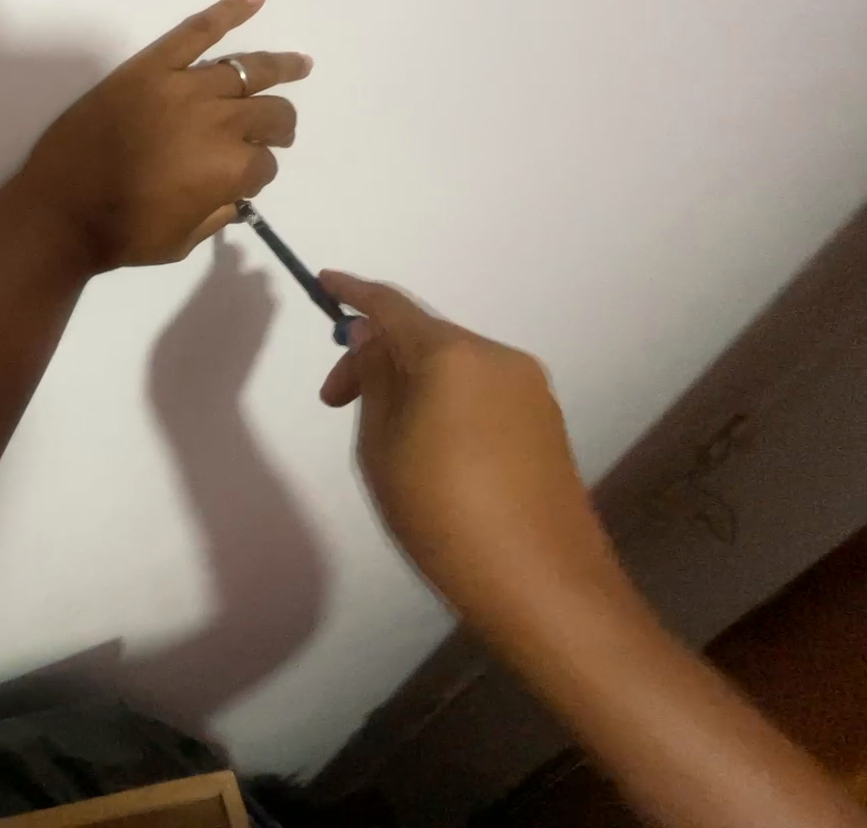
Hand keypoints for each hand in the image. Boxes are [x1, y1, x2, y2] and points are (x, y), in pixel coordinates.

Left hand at [0, 0, 310, 270]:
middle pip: (268, 113)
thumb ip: (216, 215)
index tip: (243, 180)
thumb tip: (235, 196)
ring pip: (245, 70)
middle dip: (277, 127)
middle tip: (276, 132)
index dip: (257, 175)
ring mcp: (182, 87)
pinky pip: (195, 31)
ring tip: (300, 66)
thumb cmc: (121, 235)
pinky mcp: (149, 68)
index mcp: (230, 169)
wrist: (59, 212)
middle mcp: (218, 121)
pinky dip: (229, 11)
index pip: (264, 165)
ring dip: (278, 68)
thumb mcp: (182, 242)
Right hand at [317, 271, 609, 615]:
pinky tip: (425, 444)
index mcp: (452, 356)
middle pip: (421, 336)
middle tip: (336, 401)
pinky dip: (439, 398)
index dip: (352, 292)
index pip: (391, 306)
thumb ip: (373, 379)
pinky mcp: (543, 422)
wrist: (541, 585)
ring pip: (449, 363)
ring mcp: (528, 390)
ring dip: (406, 380)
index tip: (323, 282)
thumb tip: (369, 336)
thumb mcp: (380, 443)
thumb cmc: (439, 509)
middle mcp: (497, 358)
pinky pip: (477, 389)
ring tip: (379, 431)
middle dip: (373, 356)